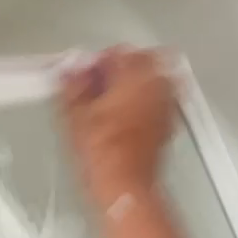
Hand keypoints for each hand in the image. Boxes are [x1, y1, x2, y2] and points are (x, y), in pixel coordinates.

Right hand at [61, 47, 179, 210]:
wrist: (124, 186)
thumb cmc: (105, 155)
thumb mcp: (74, 115)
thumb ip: (71, 85)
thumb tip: (69, 72)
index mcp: (136, 77)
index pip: (118, 51)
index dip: (96, 62)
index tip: (83, 74)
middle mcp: (157, 86)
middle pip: (143, 59)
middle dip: (121, 67)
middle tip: (99, 82)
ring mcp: (167, 105)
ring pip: (154, 78)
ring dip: (135, 82)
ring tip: (112, 97)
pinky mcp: (168, 122)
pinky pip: (159, 99)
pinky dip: (144, 100)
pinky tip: (125, 115)